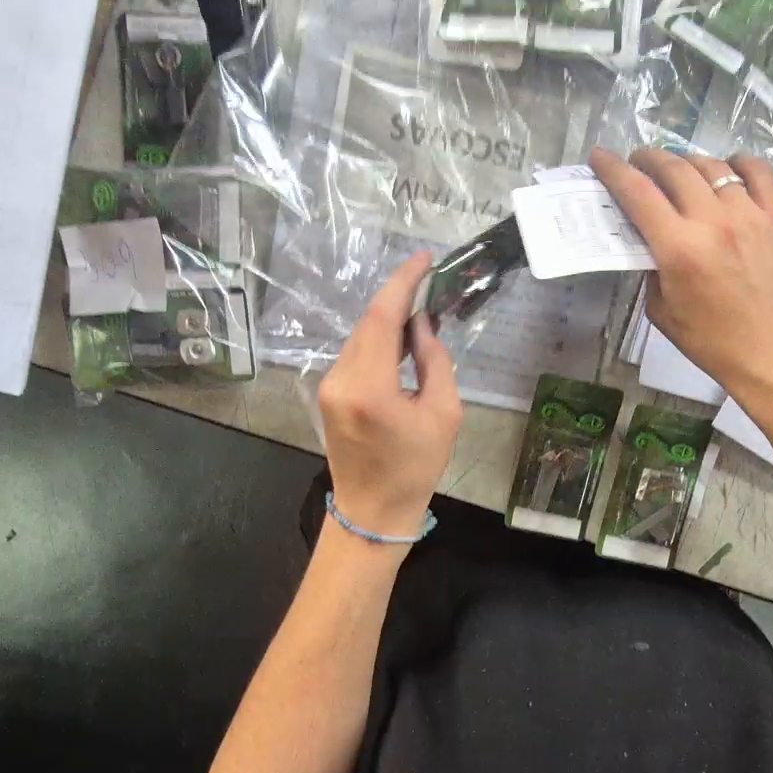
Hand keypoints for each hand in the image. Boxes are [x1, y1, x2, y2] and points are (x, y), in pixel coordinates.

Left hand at [317, 253, 463, 543]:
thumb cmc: (416, 470)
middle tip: (431, 289)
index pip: (381, 318)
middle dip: (398, 302)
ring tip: (421, 318)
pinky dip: (378, 345)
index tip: (425, 260)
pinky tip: (400, 346)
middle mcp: (340, 380)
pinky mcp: (328, 395)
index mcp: (369, 388)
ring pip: (360, 339)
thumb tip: (422, 324)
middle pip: (368, 325)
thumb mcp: (444, 415)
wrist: (373, 512)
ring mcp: (328, 387)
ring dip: (388, 324)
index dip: (403, 283)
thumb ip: (435, 362)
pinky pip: (354, 357)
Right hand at [590, 147, 772, 402]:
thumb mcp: (662, 312)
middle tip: (637, 161)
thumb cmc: (710, 342)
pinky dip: (737, 162)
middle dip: (648, 159)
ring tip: (677, 169)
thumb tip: (648, 240)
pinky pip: (757, 170)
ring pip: (712, 165)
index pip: (638, 194)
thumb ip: (651, 269)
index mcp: (679, 249)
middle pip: (673, 169)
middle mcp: (712, 221)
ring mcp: (748, 214)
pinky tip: (727, 169)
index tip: (600, 156)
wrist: (770, 353)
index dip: (614, 170)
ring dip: (687, 161)